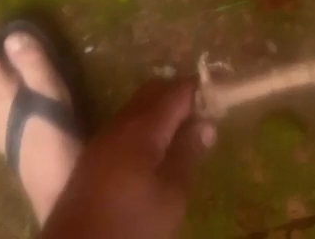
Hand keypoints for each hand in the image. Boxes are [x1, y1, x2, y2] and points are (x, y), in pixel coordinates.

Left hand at [39, 79, 214, 238]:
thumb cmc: (131, 224)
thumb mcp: (170, 196)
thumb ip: (188, 154)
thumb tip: (206, 123)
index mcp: (143, 126)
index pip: (177, 90)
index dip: (200, 90)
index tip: (220, 98)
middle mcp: (121, 121)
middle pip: (154, 91)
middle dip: (180, 96)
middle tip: (203, 118)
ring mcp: (104, 135)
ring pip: (138, 106)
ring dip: (161, 111)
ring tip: (183, 135)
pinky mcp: (94, 153)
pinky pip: (125, 123)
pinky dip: (145, 125)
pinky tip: (154, 150)